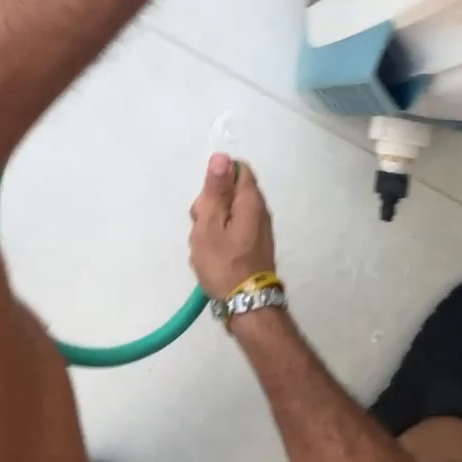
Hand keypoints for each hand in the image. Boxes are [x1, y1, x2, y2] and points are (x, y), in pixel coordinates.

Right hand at [189, 153, 277, 297]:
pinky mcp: (254, 245)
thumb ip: (216, 189)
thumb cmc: (223, 262)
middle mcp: (260, 210)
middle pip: (231, 191)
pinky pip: (233, 229)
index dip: (216, 180)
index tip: (205, 202)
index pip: (236, 169)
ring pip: (230, 212)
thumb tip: (222, 156)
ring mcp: (259, 229)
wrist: (246, 305)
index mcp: (251, 200)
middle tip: (200, 227)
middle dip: (210, 204)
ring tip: (204, 246)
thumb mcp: (211, 223)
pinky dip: (220, 237)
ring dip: (212, 224)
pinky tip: (212, 256)